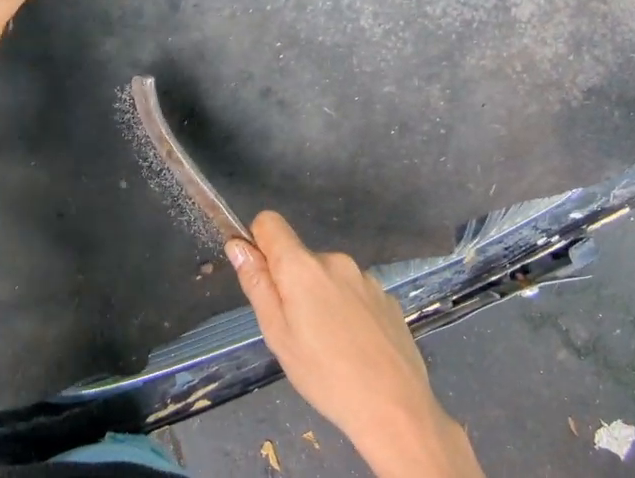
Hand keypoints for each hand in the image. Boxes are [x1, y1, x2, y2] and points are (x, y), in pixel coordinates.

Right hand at [226, 212, 482, 477]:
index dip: (258, 243)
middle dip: (292, 282)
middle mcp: (336, 261)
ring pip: (328, 276)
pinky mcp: (389, 300)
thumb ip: (256, 283)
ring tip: (330, 342)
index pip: (269, 222)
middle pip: (299, 256)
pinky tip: (357, 346)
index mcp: (302, 266)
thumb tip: (237, 245)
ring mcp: (367, 280)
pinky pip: (354, 292)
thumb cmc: (325, 375)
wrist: (397, 412)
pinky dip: (348, 309)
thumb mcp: (276, 334)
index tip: (264, 279)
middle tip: (297, 329)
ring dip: (322, 296)